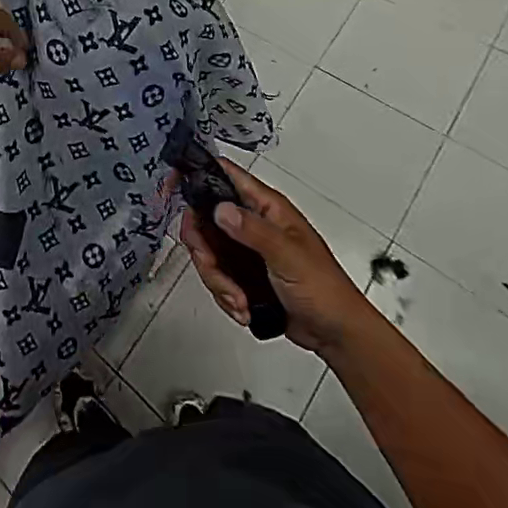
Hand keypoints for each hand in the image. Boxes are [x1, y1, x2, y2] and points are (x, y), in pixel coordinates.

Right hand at [180, 159, 373, 354]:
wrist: (335, 332)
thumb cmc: (325, 289)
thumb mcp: (288, 255)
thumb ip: (253, 231)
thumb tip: (221, 209)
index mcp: (267, 207)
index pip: (225, 175)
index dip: (197, 174)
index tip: (172, 185)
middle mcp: (254, 223)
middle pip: (206, 221)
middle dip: (205, 250)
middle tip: (215, 268)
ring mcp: (247, 249)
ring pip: (209, 253)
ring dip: (218, 281)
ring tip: (240, 298)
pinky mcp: (244, 274)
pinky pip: (218, 277)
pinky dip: (226, 295)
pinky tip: (245, 307)